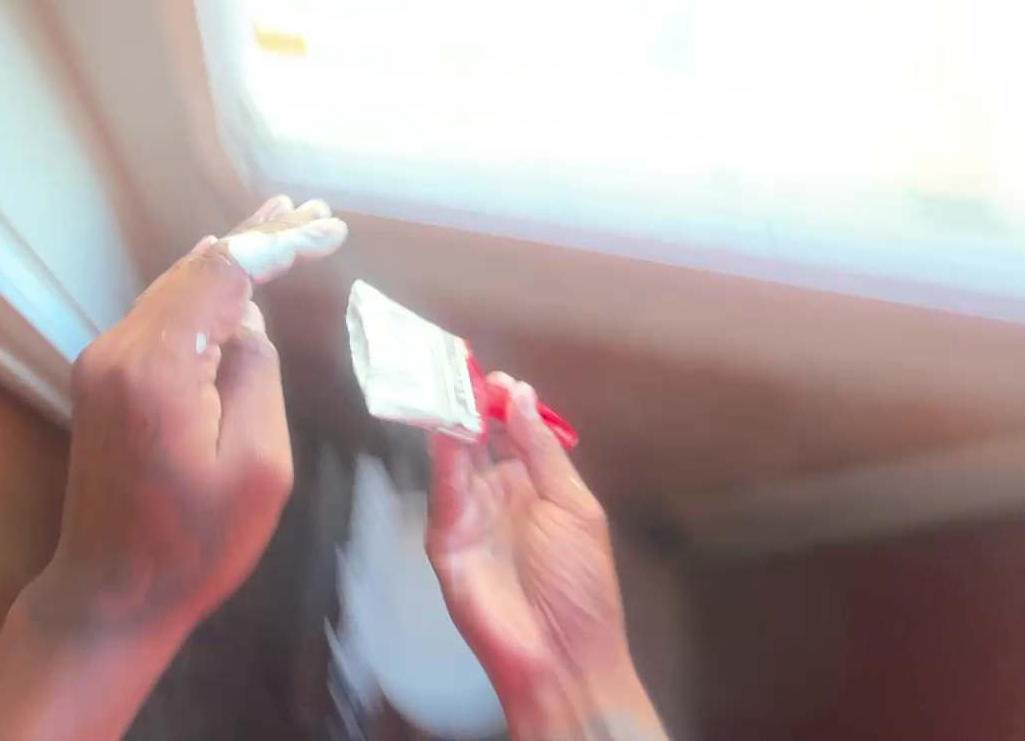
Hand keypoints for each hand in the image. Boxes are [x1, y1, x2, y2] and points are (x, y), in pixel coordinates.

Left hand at [0, 197, 345, 740]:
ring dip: (231, 256)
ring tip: (281, 225)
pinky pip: (162, 311)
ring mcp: (104, 356)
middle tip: (312, 209)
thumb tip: (247, 318)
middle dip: (259, 234)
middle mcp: (120, 346)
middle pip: (197, 266)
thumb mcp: (259, 466)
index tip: (329, 229)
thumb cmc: (195, 545)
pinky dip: (203, 288)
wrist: (109, 591)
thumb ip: (257, 373)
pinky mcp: (104, 371)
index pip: (226, 272)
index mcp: (159, 367)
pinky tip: (232, 271)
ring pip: (177, 283)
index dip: (280, 242)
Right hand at [428, 374, 660, 738]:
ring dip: (453, 419)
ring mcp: (468, 511)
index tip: (497, 376)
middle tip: (461, 368)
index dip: (503, 402)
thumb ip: (543, 451)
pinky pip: (444, 486)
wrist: (562, 657)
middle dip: (470, 402)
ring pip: (455, 454)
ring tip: (449, 386)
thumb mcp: (575, 507)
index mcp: (533, 483)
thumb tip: (520, 395)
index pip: (511, 430)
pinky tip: (447, 426)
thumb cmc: (581, 586)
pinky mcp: (445, 533)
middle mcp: (496, 490)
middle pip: (477, 436)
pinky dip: (443, 453)